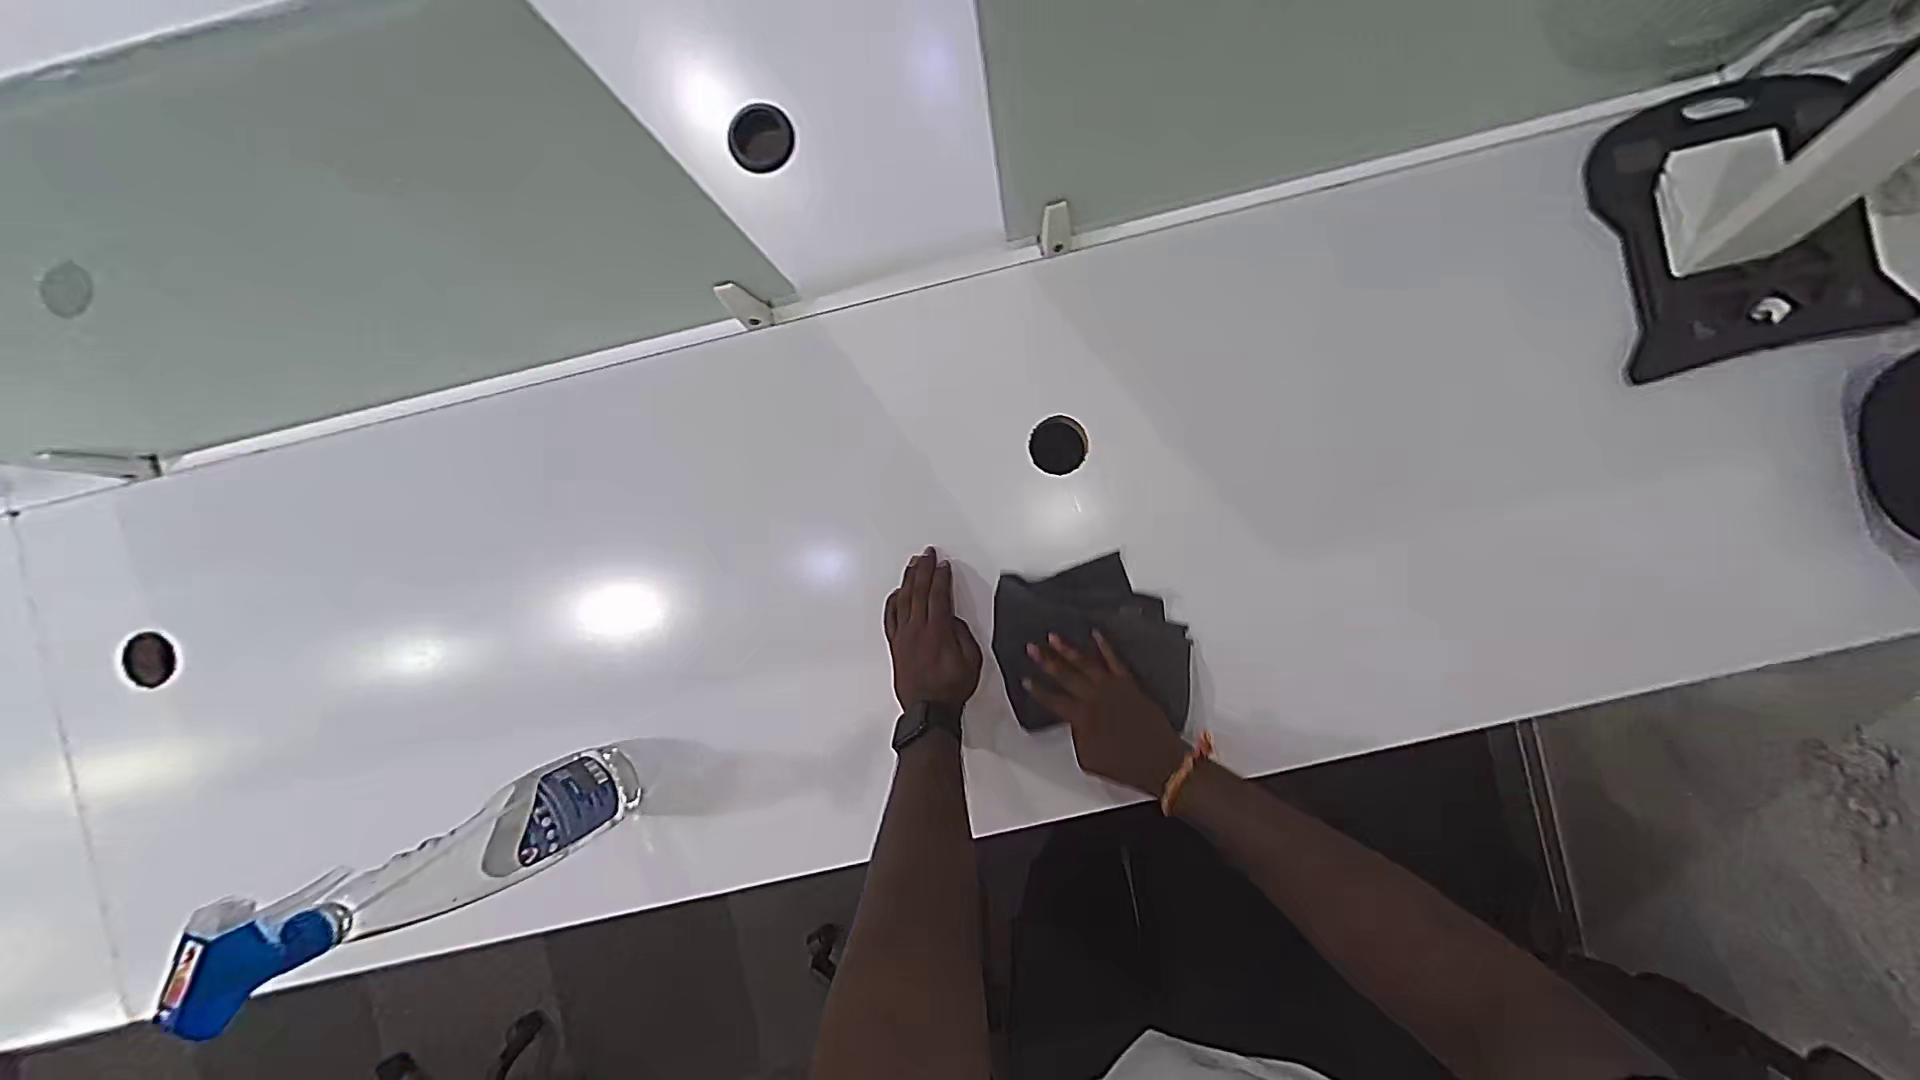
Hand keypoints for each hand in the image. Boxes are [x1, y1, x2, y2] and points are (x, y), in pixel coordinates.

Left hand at [885, 547, 983, 711]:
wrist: (928, 711)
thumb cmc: (951, 688)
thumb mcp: (971, 660)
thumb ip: (962, 634)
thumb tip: (952, 620)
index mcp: (937, 631)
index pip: (938, 595)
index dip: (941, 577)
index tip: (944, 565)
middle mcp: (917, 630)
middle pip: (919, 591)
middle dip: (924, 569)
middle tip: (927, 554)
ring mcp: (903, 637)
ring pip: (903, 600)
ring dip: (908, 580)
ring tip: (913, 565)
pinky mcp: (895, 645)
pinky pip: (891, 618)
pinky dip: (893, 602)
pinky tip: (897, 593)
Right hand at [1025, 631, 1189, 794]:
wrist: (1160, 761)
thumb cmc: (1125, 765)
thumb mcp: (1089, 759)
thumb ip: (1077, 736)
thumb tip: (1076, 723)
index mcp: (1081, 718)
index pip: (1053, 700)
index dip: (1037, 690)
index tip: (1026, 678)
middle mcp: (1094, 698)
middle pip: (1064, 675)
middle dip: (1045, 661)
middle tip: (1032, 648)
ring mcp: (1112, 688)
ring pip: (1085, 663)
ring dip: (1067, 649)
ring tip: (1054, 637)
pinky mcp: (1129, 683)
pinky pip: (1114, 660)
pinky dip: (1104, 646)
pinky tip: (1095, 634)